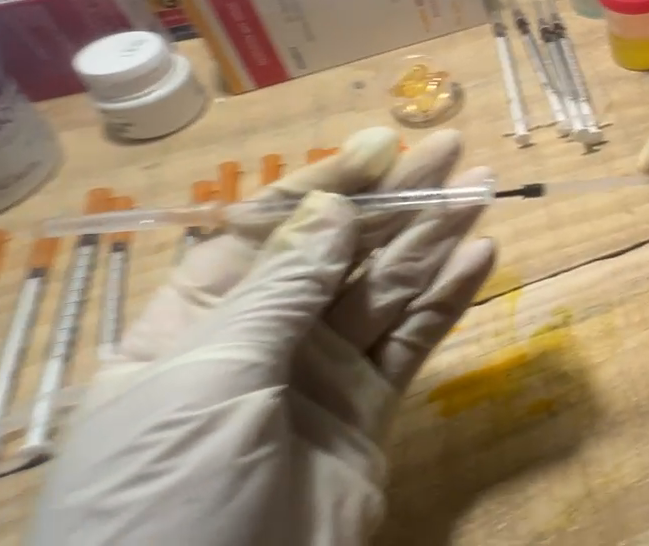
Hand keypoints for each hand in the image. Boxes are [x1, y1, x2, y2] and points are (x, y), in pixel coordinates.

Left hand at [27, 128, 495, 545]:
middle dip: (395, 200)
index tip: (381, 145)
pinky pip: (414, 341)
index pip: (263, 235)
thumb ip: (279, 290)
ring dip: (434, 238)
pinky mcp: (369, 412)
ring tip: (482, 190)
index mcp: (192, 330)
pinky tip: (482, 257)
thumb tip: (332, 205)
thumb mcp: (207, 383)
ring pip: (386, 290)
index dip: (324, 186)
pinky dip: (449, 298)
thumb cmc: (166, 502)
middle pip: (339, 253)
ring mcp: (319, 378)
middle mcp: (261, 343)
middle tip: (454, 150)